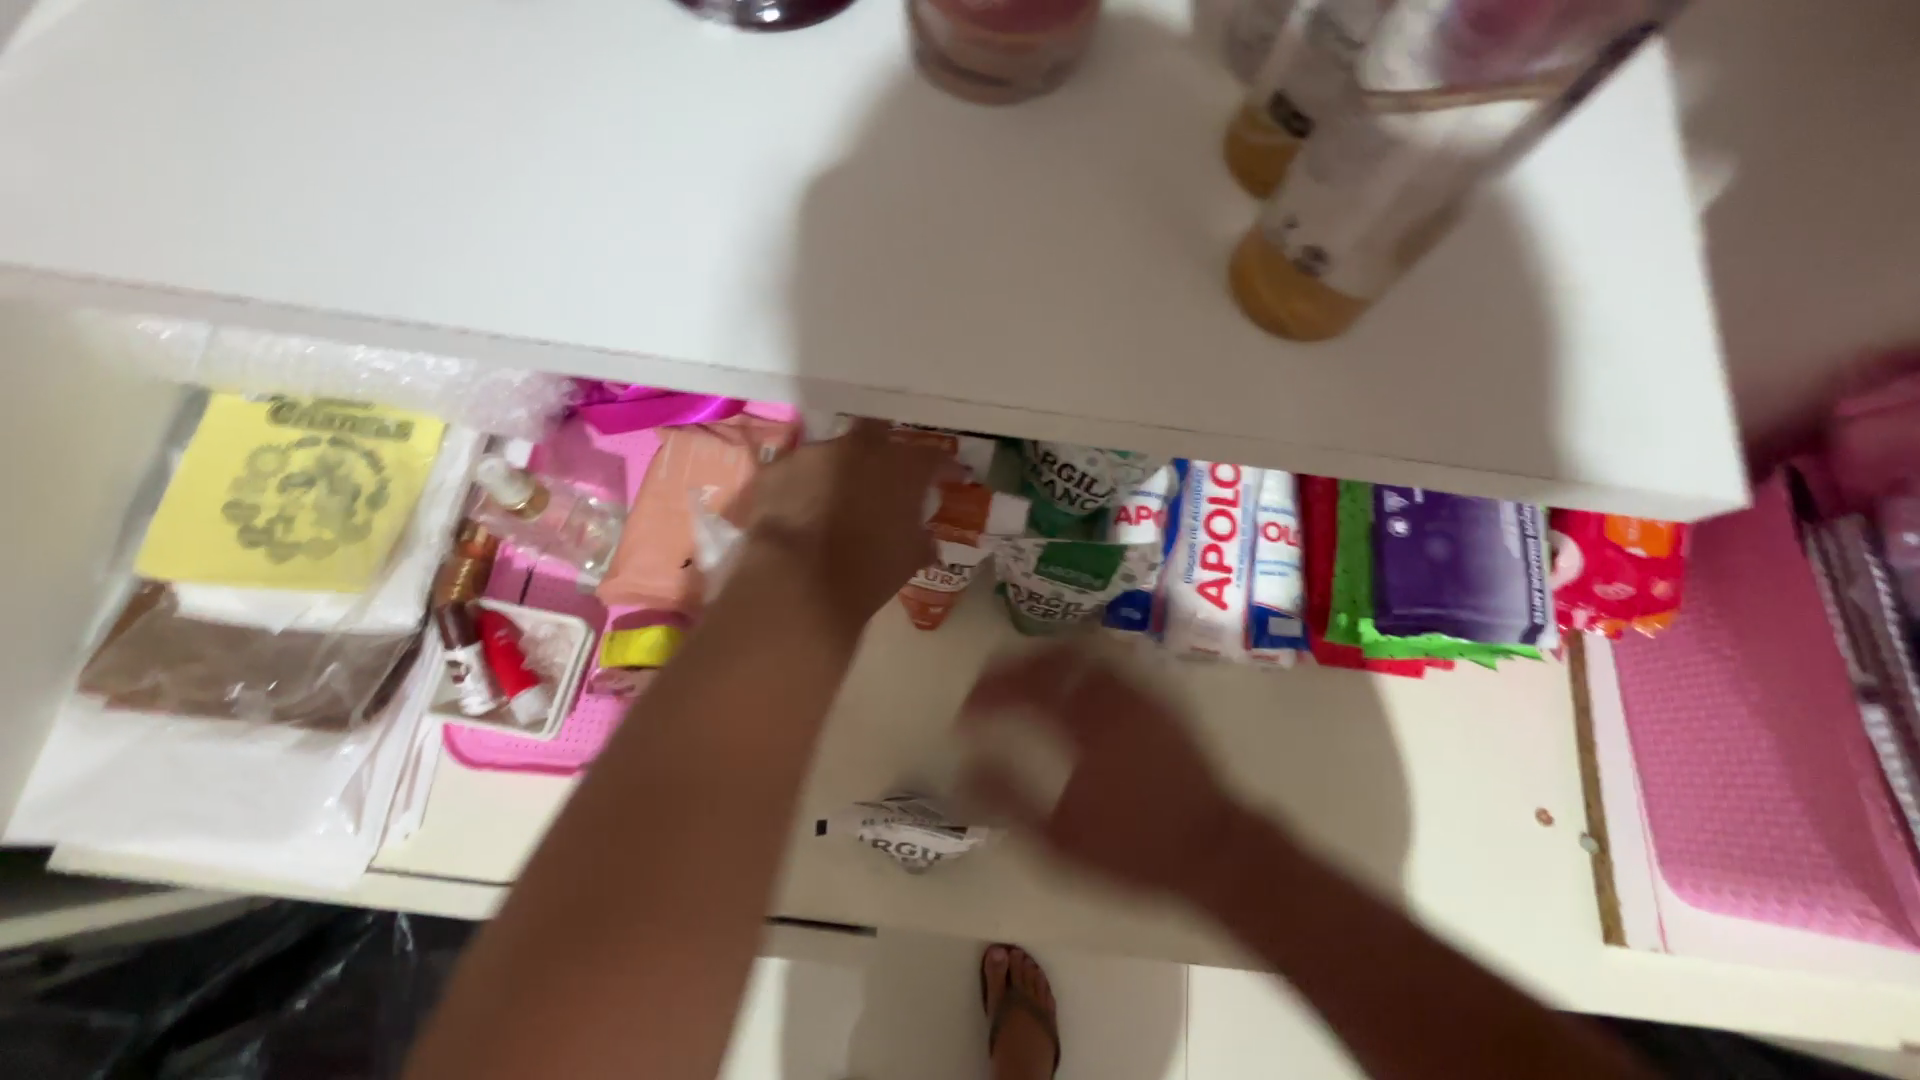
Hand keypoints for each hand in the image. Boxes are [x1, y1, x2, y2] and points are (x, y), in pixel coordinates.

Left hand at [734, 418, 952, 635]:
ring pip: (834, 451)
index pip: (933, 457)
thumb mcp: (909, 560)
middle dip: (884, 452)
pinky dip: (803, 485)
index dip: (942, 468)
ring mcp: (814, 453)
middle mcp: (860, 448)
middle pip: (879, 434)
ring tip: (837, 498)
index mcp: (902, 468)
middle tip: (885, 477)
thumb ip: (922, 540)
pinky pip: (797, 471)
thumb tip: (927, 540)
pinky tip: (801, 508)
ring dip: (840, 469)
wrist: (796, 582)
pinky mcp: (776, 468)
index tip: (948, 478)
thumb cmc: (867, 572)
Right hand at [958, 643, 1255, 900]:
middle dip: (1012, 666)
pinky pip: (1112, 663)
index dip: (986, 695)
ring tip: (1026, 682)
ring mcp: (1140, 694)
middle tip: (990, 688)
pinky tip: (1075, 689)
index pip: (1020, 689)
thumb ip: (1006, 799)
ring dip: (1046, 660)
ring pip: (1083, 652)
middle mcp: (1111, 697)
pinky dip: (1081, 665)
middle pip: (1051, 656)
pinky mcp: (1162, 700)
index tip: (965, 715)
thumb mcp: (1058, 840)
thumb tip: (961, 769)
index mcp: (1082, 725)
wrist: (1215, 851)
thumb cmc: (1133, 850)